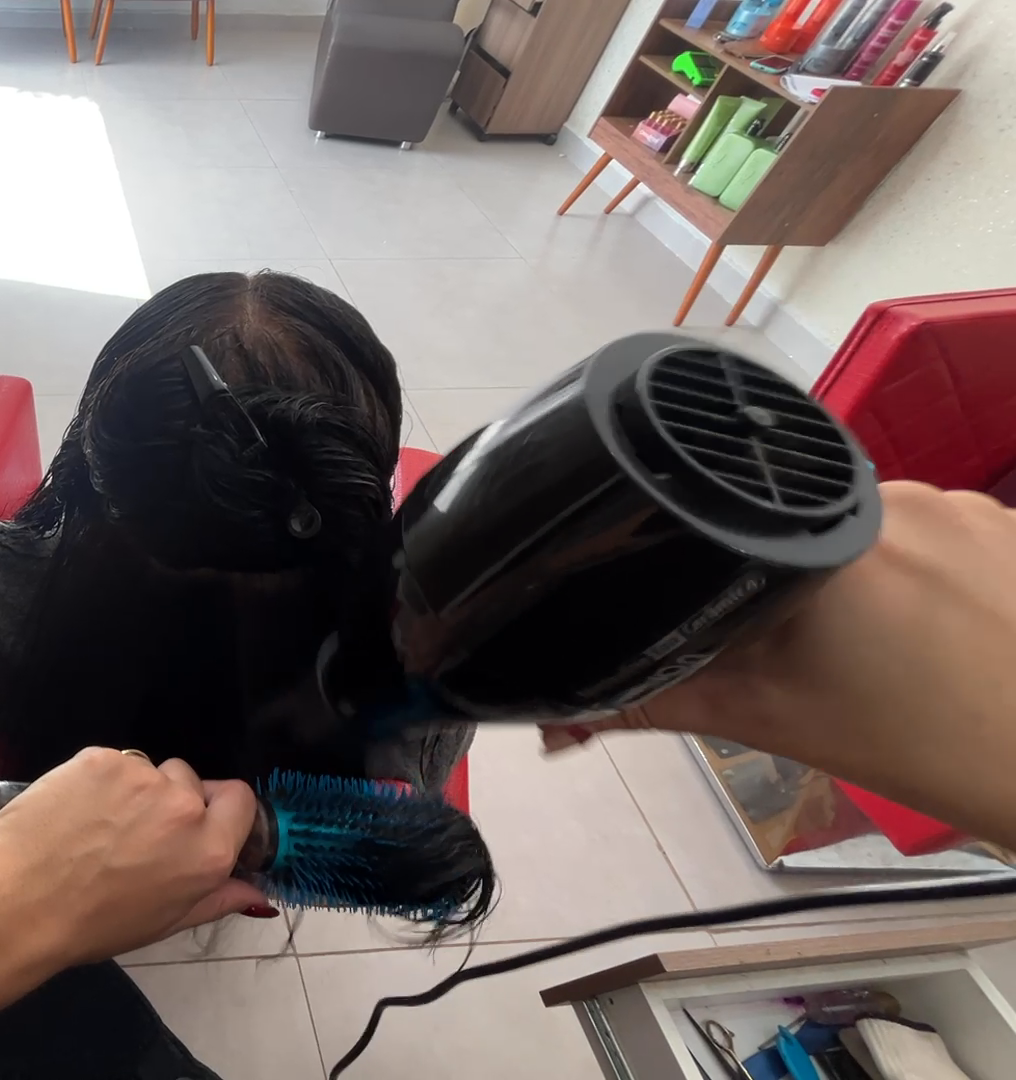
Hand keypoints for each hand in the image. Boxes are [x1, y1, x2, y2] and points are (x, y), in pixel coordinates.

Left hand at [0, 748, 268, 970]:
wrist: (20, 901)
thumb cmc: (93, 924)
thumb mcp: (165, 921)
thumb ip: (217, 897)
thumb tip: (257, 890)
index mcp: (207, 850)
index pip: (240, 798)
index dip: (220, 808)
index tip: (198, 821)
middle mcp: (181, 806)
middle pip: (191, 779)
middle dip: (170, 798)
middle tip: (134, 831)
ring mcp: (139, 775)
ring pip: (148, 768)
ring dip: (133, 788)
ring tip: (99, 822)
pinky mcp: (100, 757)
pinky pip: (112, 761)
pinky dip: (99, 779)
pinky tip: (77, 808)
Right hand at [543, 482, 1015, 846]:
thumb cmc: (921, 746)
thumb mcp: (754, 717)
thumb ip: (640, 704)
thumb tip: (549, 724)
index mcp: (824, 541)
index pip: (712, 518)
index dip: (695, 558)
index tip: (709, 604)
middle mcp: (901, 500)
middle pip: (780, 521)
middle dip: (768, 571)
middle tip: (781, 636)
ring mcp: (972, 504)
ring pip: (849, 523)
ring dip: (836, 566)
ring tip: (855, 632)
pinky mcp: (1015, 522)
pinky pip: (918, 525)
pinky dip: (901, 565)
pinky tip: (917, 620)